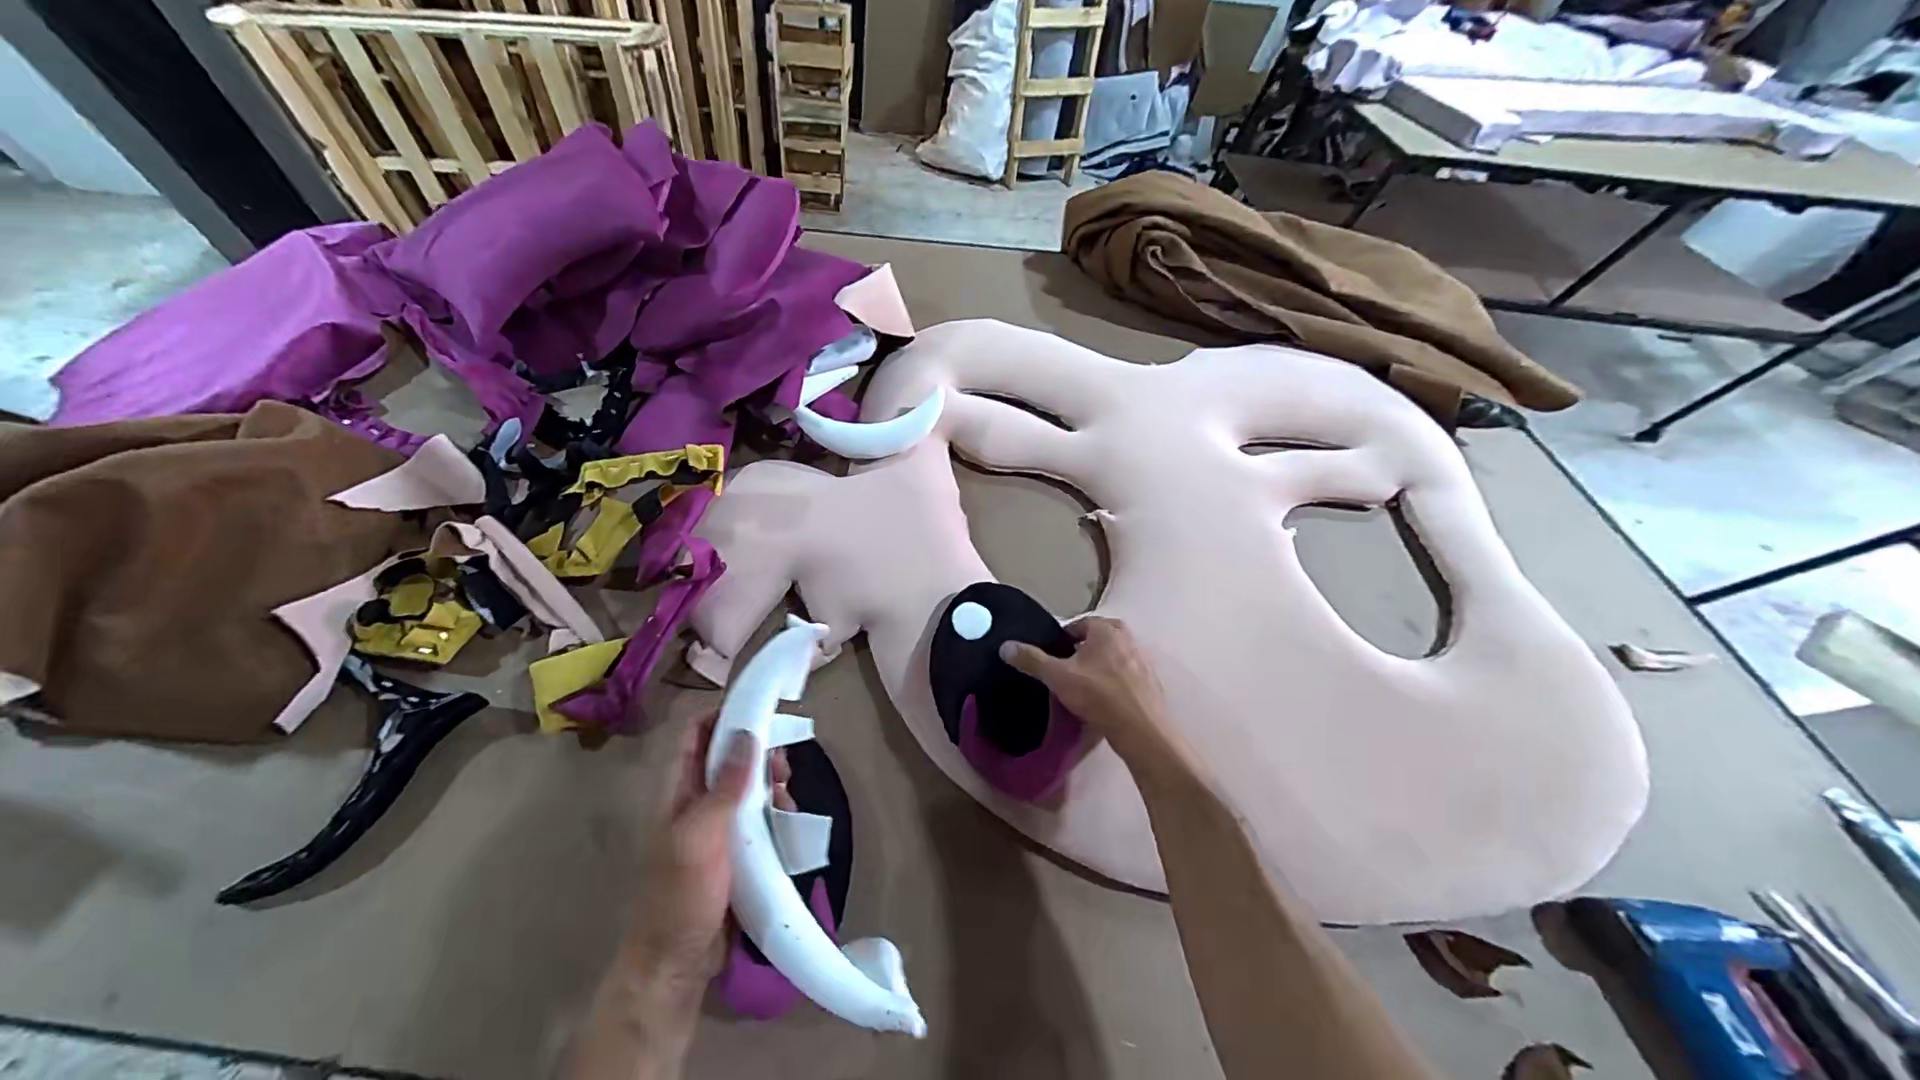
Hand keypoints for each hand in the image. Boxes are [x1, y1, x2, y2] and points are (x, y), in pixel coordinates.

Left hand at [629, 709, 794, 989]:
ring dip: (771, 782)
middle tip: (784, 765)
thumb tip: (748, 733)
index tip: (762, 710)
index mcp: (678, 790)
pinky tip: (789, 819)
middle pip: (729, 755)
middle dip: (759, 751)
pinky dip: (776, 810)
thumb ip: (724, 786)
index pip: (696, 734)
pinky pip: (759, 815)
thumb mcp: (701, 837)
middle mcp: (696, 800)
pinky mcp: (736, 848)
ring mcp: (717, 825)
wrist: (677, 963)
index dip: (724, 715)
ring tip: (789, 795)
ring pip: (748, 785)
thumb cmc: (681, 896)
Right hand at [999, 616, 1171, 755]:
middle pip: (1095, 641)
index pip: (1077, 625)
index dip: (1060, 640)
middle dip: (1080, 653)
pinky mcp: (1150, 682)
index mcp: (1106, 628)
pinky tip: (1102, 702)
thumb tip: (1005, 647)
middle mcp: (1128, 638)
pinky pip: (1124, 677)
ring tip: (1081, 689)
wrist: (1142, 730)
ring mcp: (1142, 660)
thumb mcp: (1057, 676)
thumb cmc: (1098, 695)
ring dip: (1097, 669)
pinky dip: (1112, 684)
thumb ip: (1031, 660)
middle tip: (1064, 672)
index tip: (1051, 657)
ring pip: (1111, 659)